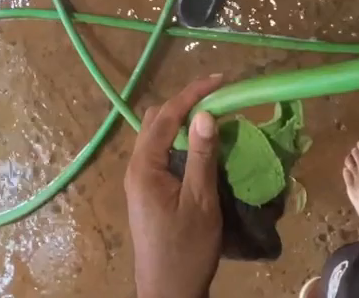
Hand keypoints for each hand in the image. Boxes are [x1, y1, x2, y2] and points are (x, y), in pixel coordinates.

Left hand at [125, 74, 224, 297]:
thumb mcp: (200, 202)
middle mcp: (136, 166)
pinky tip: (201, 146)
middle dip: (187, 102)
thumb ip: (202, 155)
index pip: (168, 114)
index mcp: (144, 165)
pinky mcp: (148, 190)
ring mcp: (140, 179)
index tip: (221, 81)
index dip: (194, 93)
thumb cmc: (186, 250)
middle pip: (158, 118)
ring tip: (213, 117)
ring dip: (184, 120)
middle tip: (219, 99)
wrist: (169, 295)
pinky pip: (162, 151)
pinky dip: (180, 139)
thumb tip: (206, 112)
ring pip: (159, 134)